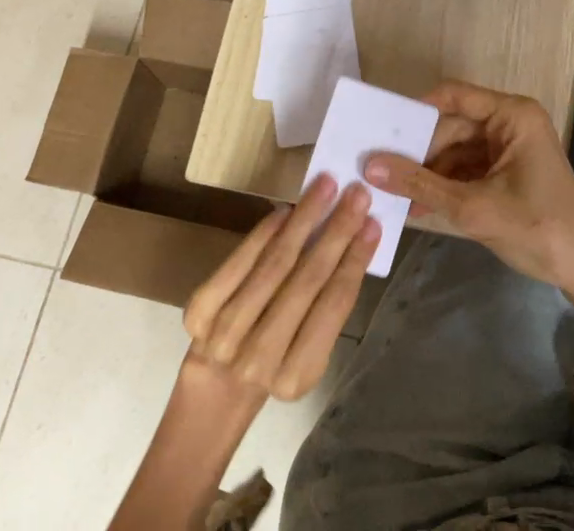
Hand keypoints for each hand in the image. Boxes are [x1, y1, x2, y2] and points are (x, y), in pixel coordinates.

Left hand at [183, 175, 379, 400]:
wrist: (217, 385)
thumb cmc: (277, 362)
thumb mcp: (310, 353)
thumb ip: (327, 307)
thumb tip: (353, 239)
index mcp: (297, 376)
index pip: (334, 306)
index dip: (355, 261)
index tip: (373, 224)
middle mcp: (259, 358)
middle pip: (306, 281)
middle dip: (336, 232)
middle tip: (356, 194)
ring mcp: (224, 334)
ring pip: (274, 265)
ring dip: (304, 220)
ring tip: (325, 188)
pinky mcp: (200, 310)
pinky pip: (239, 261)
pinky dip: (264, 233)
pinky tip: (285, 210)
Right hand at [364, 81, 573, 299]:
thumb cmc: (537, 229)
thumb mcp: (472, 207)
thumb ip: (419, 184)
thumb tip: (370, 166)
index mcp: (513, 116)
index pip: (453, 96)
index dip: (416, 111)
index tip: (381, 131)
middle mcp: (511, 123)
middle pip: (450, 126)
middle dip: (418, 150)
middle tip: (376, 167)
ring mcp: (509, 148)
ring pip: (454, 150)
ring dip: (427, 172)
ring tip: (390, 191)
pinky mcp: (507, 172)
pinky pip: (466, 168)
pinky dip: (443, 185)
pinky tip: (416, 204)